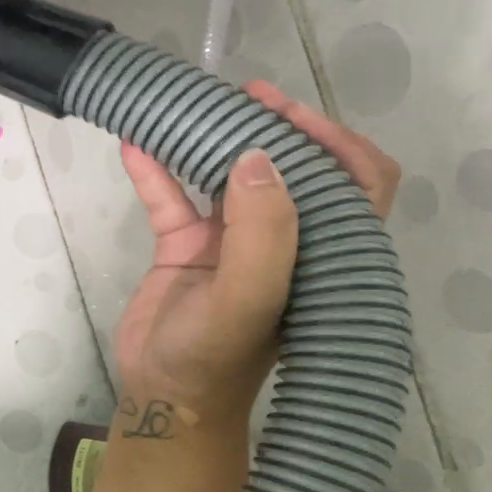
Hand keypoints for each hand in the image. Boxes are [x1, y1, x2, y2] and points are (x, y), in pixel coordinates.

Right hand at [113, 80, 398, 426]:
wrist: (165, 395)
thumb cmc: (216, 355)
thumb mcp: (250, 296)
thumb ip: (262, 230)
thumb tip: (255, 156)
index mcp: (324, 250)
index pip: (356, 179)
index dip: (333, 140)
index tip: (286, 114)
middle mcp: (286, 239)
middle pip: (292, 168)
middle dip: (272, 127)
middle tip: (239, 97)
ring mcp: (232, 243)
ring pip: (228, 177)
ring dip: (211, 141)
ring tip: (189, 107)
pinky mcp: (185, 250)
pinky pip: (172, 201)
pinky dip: (155, 173)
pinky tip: (135, 146)